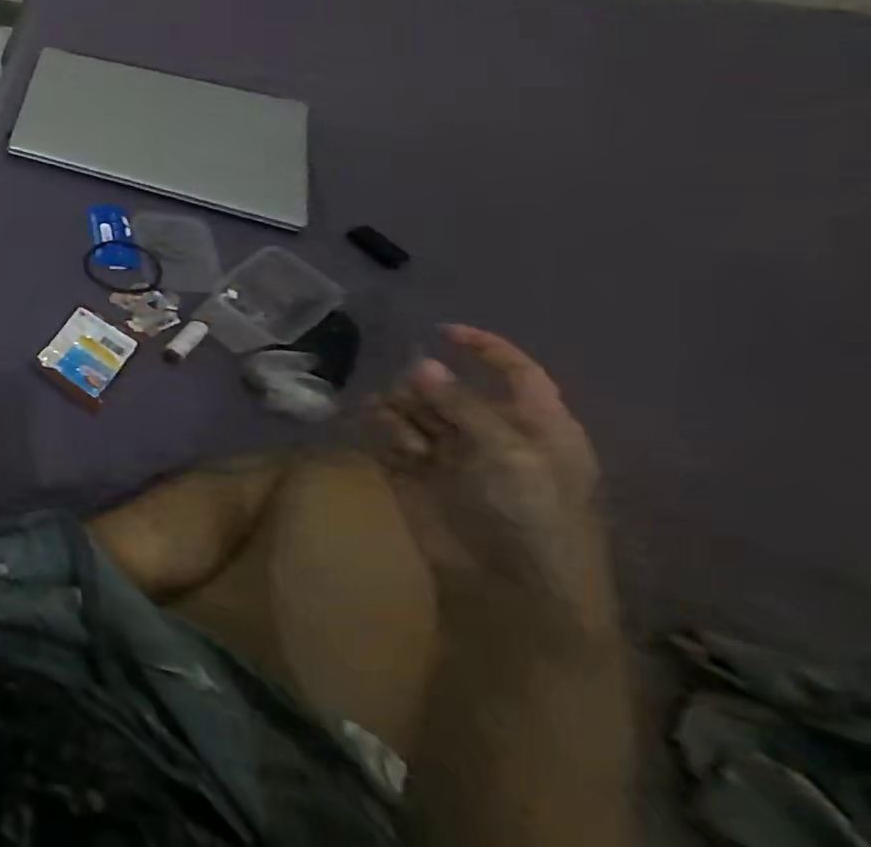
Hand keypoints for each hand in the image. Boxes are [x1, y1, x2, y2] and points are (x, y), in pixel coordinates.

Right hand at [372, 325, 613, 641]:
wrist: (510, 591)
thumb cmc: (532, 517)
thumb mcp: (510, 453)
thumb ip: (463, 405)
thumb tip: (420, 364)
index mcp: (536, 425)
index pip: (514, 372)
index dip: (484, 348)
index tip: (441, 331)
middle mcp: (491, 434)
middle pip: (450, 388)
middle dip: (427, 387)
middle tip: (411, 400)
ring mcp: (450, 456)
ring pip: (414, 410)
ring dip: (402, 412)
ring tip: (404, 437)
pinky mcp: (414, 476)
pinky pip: (390, 438)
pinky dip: (385, 433)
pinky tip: (393, 448)